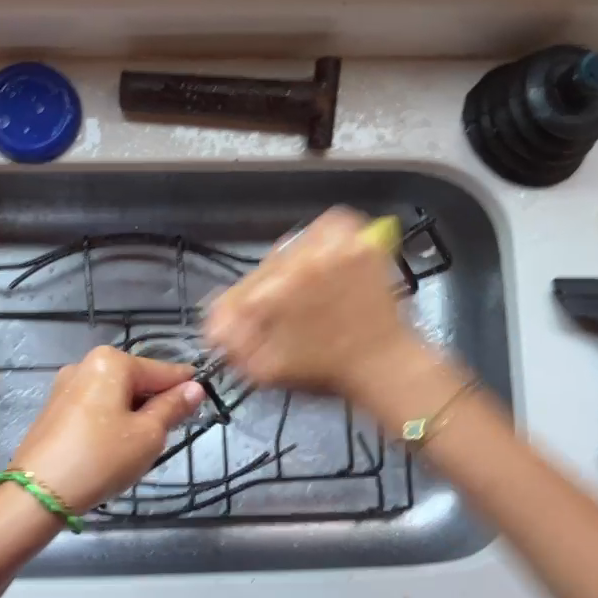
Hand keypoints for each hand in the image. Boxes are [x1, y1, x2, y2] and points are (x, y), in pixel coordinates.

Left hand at [5, 346, 204, 513]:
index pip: (163, 370)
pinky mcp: (54, 410)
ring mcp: (65, 387)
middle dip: (154, 405)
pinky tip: (111, 451)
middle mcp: (85, 365)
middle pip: (136, 381)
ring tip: (137, 450)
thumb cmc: (102, 458)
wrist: (39, 492)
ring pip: (115, 397)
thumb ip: (173, 408)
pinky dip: (110, 424)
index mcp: (111, 362)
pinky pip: (95, 409)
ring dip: (133, 417)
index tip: (204, 403)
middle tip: (166, 437)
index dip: (185, 388)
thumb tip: (194, 388)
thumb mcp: (148, 435)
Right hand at [203, 206, 422, 396]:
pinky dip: (326, 237)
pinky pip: (332, 225)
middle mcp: (295, 263)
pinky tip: (327, 259)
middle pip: (266, 268)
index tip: (244, 322)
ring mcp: (332, 249)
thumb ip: (232, 344)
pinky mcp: (361, 243)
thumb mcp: (266, 369)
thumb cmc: (324, 372)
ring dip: (295, 263)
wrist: (383, 367)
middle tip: (284, 311)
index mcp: (268, 293)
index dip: (236, 310)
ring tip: (307, 287)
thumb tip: (214, 326)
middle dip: (268, 289)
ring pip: (296, 244)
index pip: (237, 292)